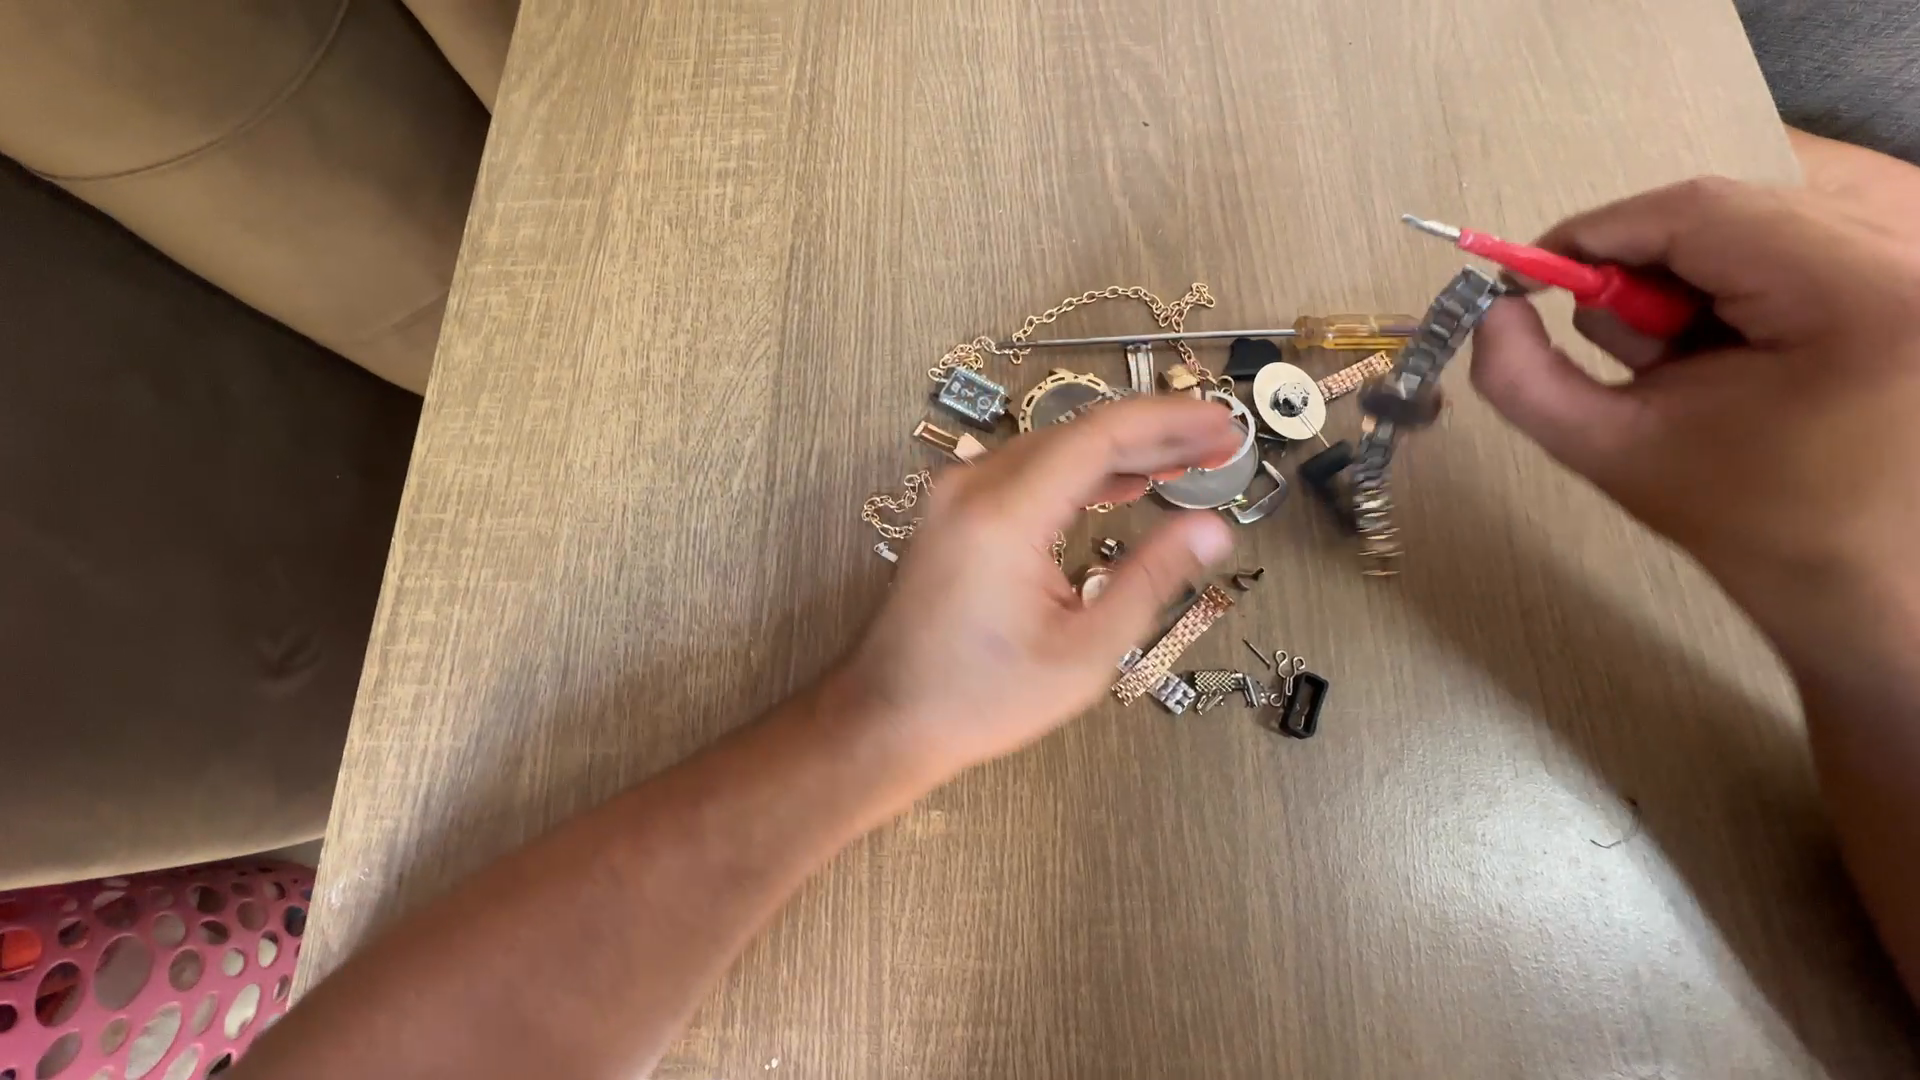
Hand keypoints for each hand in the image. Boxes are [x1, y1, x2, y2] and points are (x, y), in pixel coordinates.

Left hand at [834, 396, 1240, 775]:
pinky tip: (1121, 484)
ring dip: (1118, 453)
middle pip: (1077, 435)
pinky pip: (1025, 474)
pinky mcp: (952, 514)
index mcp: (1004, 515)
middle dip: (1154, 434)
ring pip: (1051, 450)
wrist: (888, 717)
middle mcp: (973, 488)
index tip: (1222, 425)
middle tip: (1217, 440)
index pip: (1099, 437)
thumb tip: (1211, 530)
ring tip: (1185, 459)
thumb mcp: (1083, 651)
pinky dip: (1077, 475)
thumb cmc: (981, 697)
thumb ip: (1150, 578)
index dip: (1169, 423)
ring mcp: (955, 497)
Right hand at [1470, 176, 1919, 669]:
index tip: (1525, 278)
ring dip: (1700, 271)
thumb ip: (1521, 379)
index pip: (1698, 212)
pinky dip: (1754, 267)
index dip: (1592, 234)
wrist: (1869, 562)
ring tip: (1694, 353)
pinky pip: (1821, 220)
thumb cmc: (1741, 514)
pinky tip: (1747, 333)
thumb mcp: (1605, 448)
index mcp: (1864, 297)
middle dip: (1647, 267)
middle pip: (1737, 205)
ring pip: (1774, 206)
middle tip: (1626, 348)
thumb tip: (1488, 307)